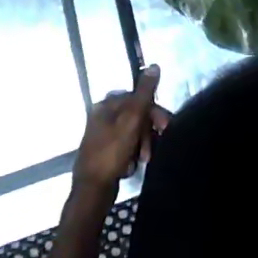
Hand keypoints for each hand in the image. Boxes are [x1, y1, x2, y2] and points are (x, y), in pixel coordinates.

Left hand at [72, 66, 169, 194]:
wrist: (91, 191)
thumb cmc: (111, 153)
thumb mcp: (131, 121)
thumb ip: (144, 94)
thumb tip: (153, 66)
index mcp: (106, 105)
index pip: (138, 98)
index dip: (154, 111)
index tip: (165, 126)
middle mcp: (102, 116)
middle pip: (136, 115)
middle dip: (148, 130)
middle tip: (153, 148)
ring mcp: (101, 134)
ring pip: (133, 131)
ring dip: (142, 143)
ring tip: (143, 159)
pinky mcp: (104, 151)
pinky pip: (125, 145)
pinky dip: (132, 153)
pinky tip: (132, 164)